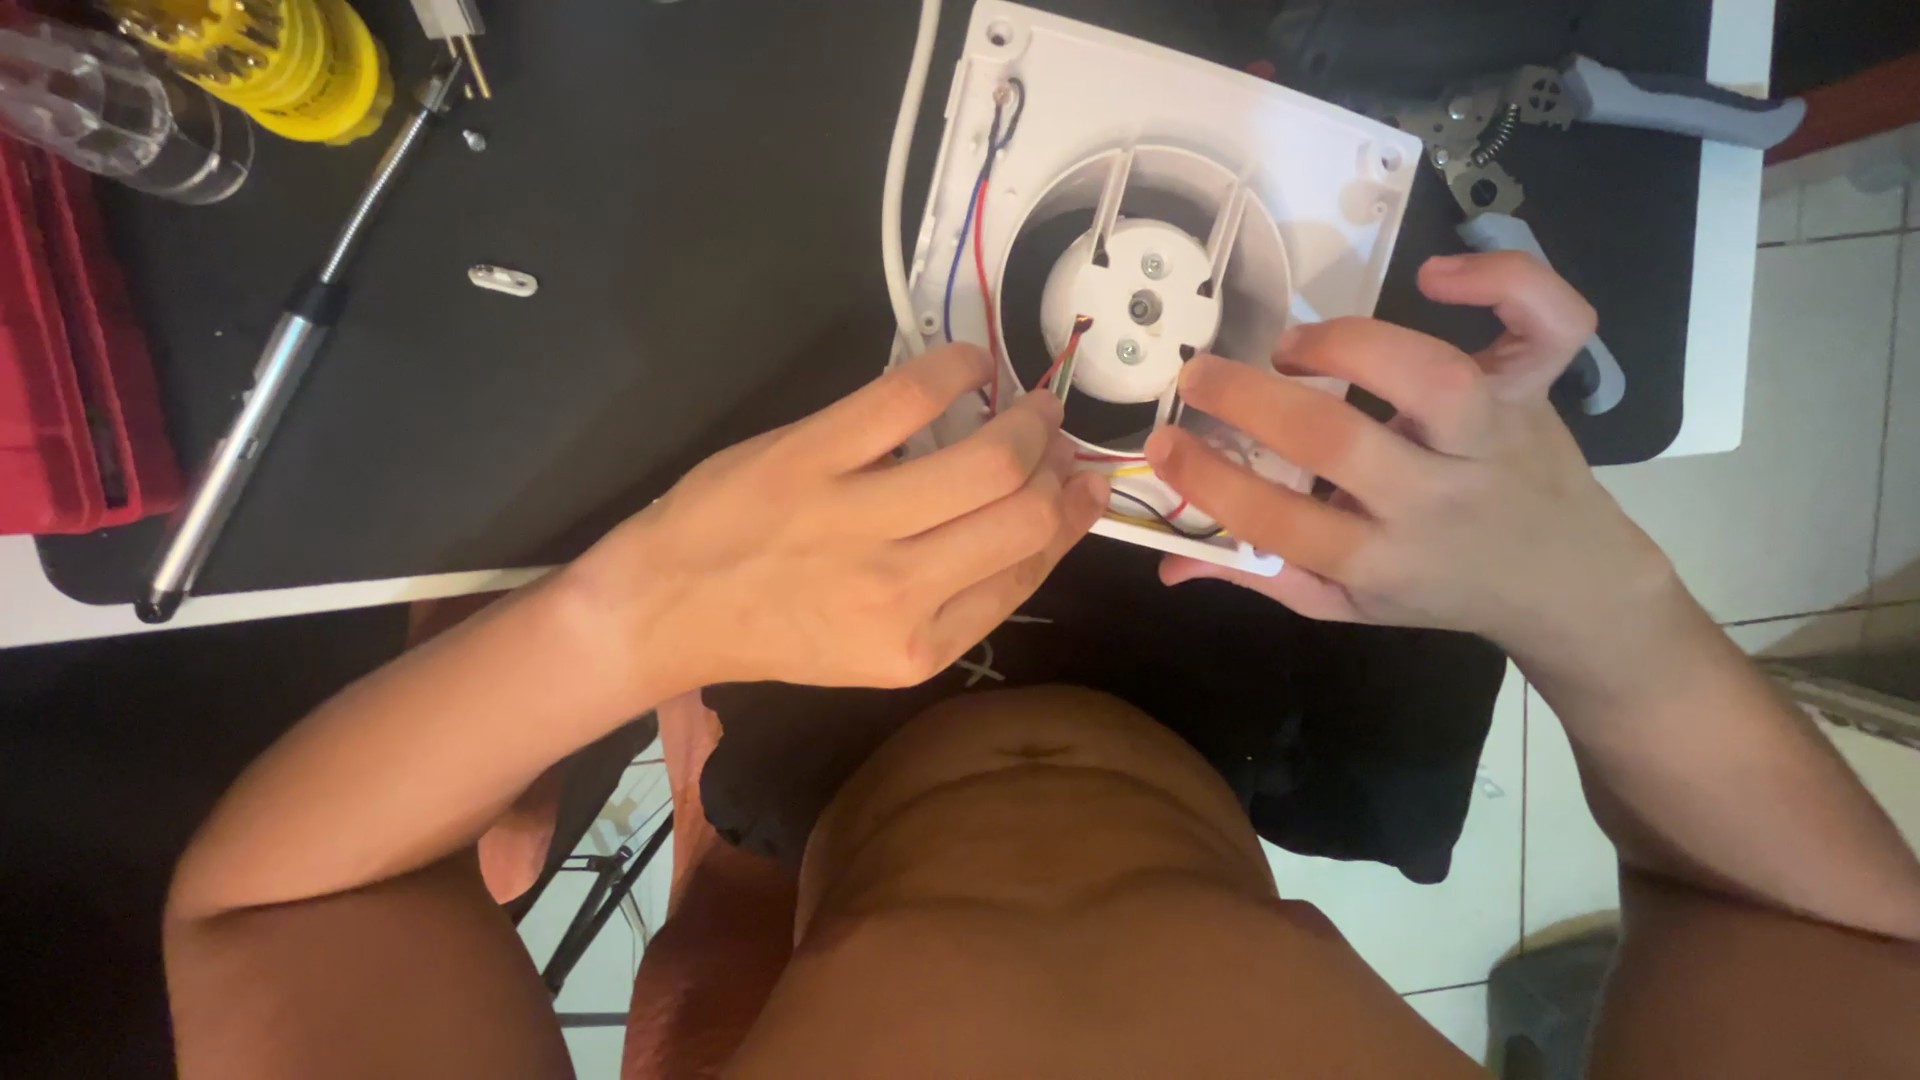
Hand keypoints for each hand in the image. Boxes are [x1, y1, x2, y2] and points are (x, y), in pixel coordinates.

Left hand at [561, 343, 1107, 694]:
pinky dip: (957, 369)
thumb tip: (1040, 520)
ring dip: (1026, 419)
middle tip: (1053, 437)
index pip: (1029, 567)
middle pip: (1025, 512)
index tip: (1083, 484)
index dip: (1070, 518)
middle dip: (1058, 465)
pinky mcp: (809, 457)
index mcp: (921, 644)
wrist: (671, 606)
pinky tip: (970, 366)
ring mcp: (852, 519)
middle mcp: (898, 590)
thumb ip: (961, 596)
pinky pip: (907, 398)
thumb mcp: (882, 647)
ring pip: (987, 458)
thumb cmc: (782, 630)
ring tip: (1027, 404)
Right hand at [1148, 252, 1675, 665]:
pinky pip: (1552, 325)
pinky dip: (1505, 282)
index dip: (1204, 478)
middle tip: (1199, 374)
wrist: (1565, 587)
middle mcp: (1433, 499)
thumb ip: (1257, 574)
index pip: (1275, 519)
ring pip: (1430, 376)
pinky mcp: (1536, 394)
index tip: (1159, 444)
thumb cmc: (1432, 590)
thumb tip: (1168, 563)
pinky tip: (1437, 275)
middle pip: (1337, 440)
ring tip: (1294, 347)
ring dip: (1345, 346)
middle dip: (1248, 399)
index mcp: (1376, 558)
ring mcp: (1492, 440)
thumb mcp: (1339, 604)